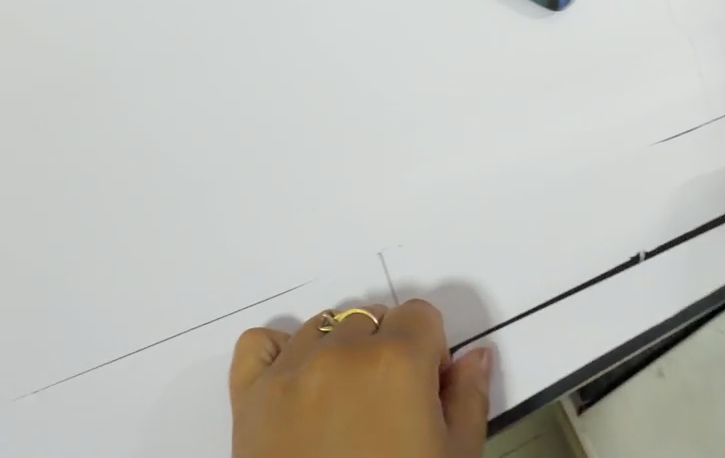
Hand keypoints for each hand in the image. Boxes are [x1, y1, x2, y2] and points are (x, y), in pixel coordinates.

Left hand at [230, 299, 494, 457]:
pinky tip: (298, 388)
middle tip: (386, 410)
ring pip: (321, 327)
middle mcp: (341, 352)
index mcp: (397, 361)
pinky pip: (260, 343)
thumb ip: (468, 399)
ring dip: (337, 353)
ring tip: (344, 409)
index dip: (429, 354)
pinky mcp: (248, 397)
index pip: (421, 315)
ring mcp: (290, 372)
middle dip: (385, 352)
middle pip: (371, 319)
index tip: (425, 393)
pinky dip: (278, 355)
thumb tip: (477, 357)